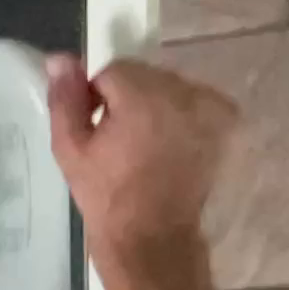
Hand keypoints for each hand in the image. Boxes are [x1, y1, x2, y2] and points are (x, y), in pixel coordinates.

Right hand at [46, 54, 237, 279]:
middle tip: (113, 138)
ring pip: (170, 86)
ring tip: (138, 144)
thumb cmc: (103, 193)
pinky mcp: (228, 120)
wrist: (150, 231)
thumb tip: (59, 58)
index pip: (113, 70)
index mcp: (145, 99)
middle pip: (145, 75)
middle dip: (126, 98)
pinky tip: (164, 145)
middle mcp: (187, 94)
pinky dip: (177, 115)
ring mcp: (214, 106)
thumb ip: (65, 100)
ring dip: (151, 105)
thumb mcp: (70, 149)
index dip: (95, 96)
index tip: (92, 126)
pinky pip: (194, 100)